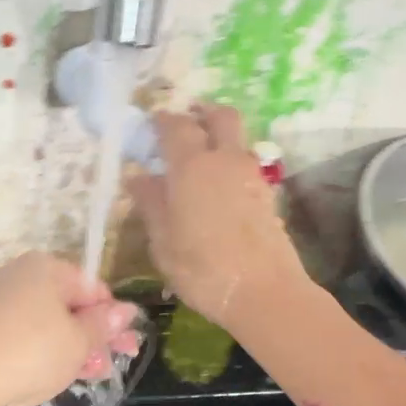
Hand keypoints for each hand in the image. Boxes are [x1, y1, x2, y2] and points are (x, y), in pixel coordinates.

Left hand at [0, 253, 141, 405]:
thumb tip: (125, 311)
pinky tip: (49, 376)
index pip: (91, 286)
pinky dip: (38, 352)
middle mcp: (13, 274)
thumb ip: (104, 326)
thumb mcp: (78, 343)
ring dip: (68, 348)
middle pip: (64, 304)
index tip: (126, 347)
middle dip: (91, 336)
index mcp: (43, 267)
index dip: (113, 317)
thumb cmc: (30, 354)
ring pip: (41, 322)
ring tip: (84, 377)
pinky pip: (17, 335)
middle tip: (109, 367)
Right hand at [127, 104, 311, 331]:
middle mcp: (225, 160)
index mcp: (191, 166)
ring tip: (202, 160)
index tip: (151, 124)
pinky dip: (232, 166)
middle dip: (202, 114)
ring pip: (237, 140)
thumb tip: (138, 177)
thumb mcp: (163, 242)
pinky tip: (220, 190)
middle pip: (220, 117)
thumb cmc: (202, 269)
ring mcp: (251, 176)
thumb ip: (151, 204)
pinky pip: (247, 166)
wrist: (263, 291)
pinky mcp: (267, 196)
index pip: (175, 126)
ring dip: (221, 139)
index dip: (162, 120)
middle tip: (186, 124)